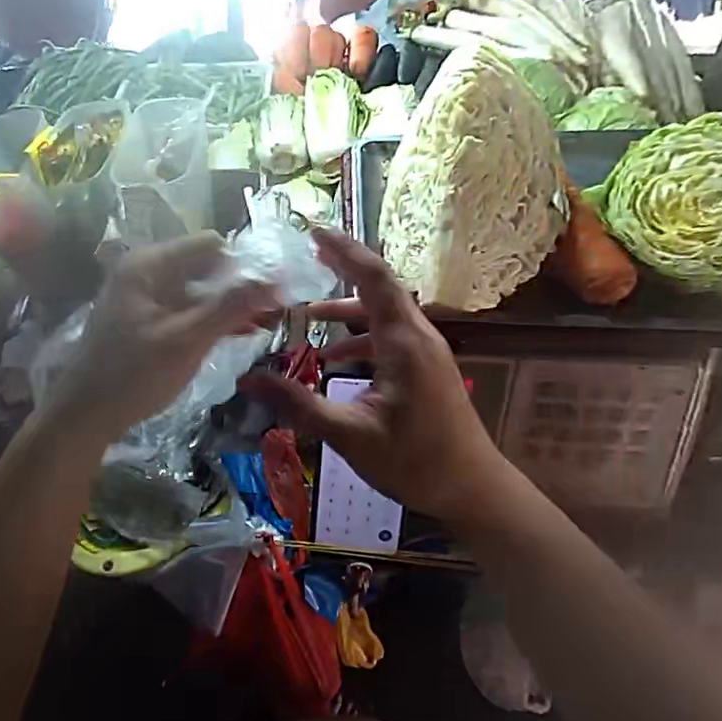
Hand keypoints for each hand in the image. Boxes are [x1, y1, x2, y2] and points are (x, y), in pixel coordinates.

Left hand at [41, 232, 278, 443]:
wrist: (84, 415)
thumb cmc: (134, 375)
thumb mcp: (187, 340)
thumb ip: (231, 307)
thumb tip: (276, 277)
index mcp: (149, 265)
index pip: (210, 245)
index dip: (243, 266)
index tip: (270, 296)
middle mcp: (143, 272)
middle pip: (203, 266)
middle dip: (237, 288)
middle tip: (270, 316)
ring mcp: (140, 297)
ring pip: (194, 290)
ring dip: (224, 307)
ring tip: (258, 329)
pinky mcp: (141, 321)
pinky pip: (181, 310)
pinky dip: (205, 320)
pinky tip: (229, 337)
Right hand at [243, 228, 505, 518]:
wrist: (472, 489)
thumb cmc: (414, 461)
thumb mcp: (348, 434)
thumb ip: (298, 404)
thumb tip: (248, 380)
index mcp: (404, 342)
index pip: (373, 279)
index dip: (344, 250)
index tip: (313, 231)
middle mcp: (419, 337)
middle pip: (379, 289)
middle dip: (342, 271)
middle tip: (304, 260)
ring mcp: (426, 354)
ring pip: (383, 315)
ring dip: (347, 311)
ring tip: (307, 315)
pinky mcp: (426, 371)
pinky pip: (389, 338)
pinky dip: (359, 338)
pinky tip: (334, 360)